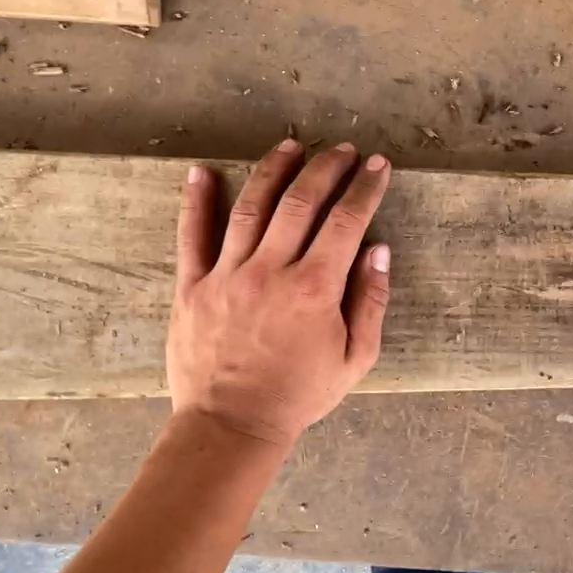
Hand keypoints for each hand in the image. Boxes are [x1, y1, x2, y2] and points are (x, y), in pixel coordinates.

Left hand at [168, 139, 391, 447]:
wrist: (231, 426)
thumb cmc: (300, 394)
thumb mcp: (357, 357)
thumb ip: (371, 301)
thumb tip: (379, 251)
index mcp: (315, 289)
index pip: (346, 222)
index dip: (365, 188)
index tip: (379, 165)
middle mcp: (270, 272)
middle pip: (301, 202)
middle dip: (327, 168)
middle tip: (344, 150)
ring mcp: (227, 276)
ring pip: (251, 207)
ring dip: (274, 171)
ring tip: (292, 146)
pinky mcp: (192, 287)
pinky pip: (192, 236)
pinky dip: (196, 201)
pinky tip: (202, 172)